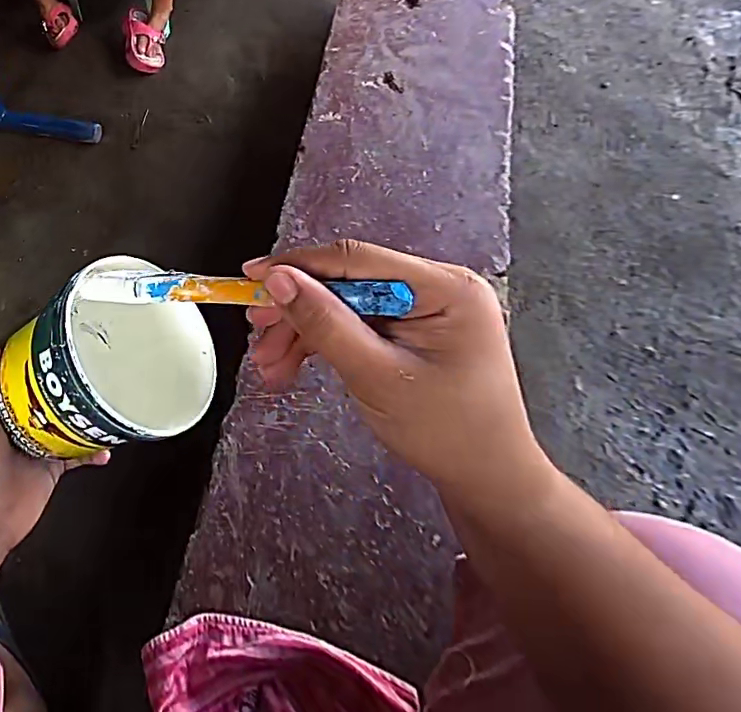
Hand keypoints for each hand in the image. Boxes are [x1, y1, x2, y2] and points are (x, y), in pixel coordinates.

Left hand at [0, 349, 108, 547]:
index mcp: (4, 408)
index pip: (22, 378)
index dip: (37, 363)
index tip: (56, 347)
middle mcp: (24, 423)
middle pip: (51, 398)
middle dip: (68, 387)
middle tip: (89, 372)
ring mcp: (42, 444)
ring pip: (70, 423)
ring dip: (86, 416)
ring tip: (103, 402)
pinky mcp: (55, 466)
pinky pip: (80, 454)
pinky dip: (94, 451)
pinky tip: (106, 446)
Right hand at [244, 241, 554, 509]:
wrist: (486, 480)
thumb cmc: (447, 433)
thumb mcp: (376, 376)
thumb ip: (324, 322)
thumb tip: (278, 279)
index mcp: (445, 287)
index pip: (355, 259)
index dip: (297, 265)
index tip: (253, 276)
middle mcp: (436, 286)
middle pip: (344, 282)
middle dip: (297, 310)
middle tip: (258, 331)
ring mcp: (424, 306)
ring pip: (342, 303)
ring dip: (302, 332)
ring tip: (271, 365)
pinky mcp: (409, 326)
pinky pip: (354, 322)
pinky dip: (322, 342)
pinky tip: (292, 365)